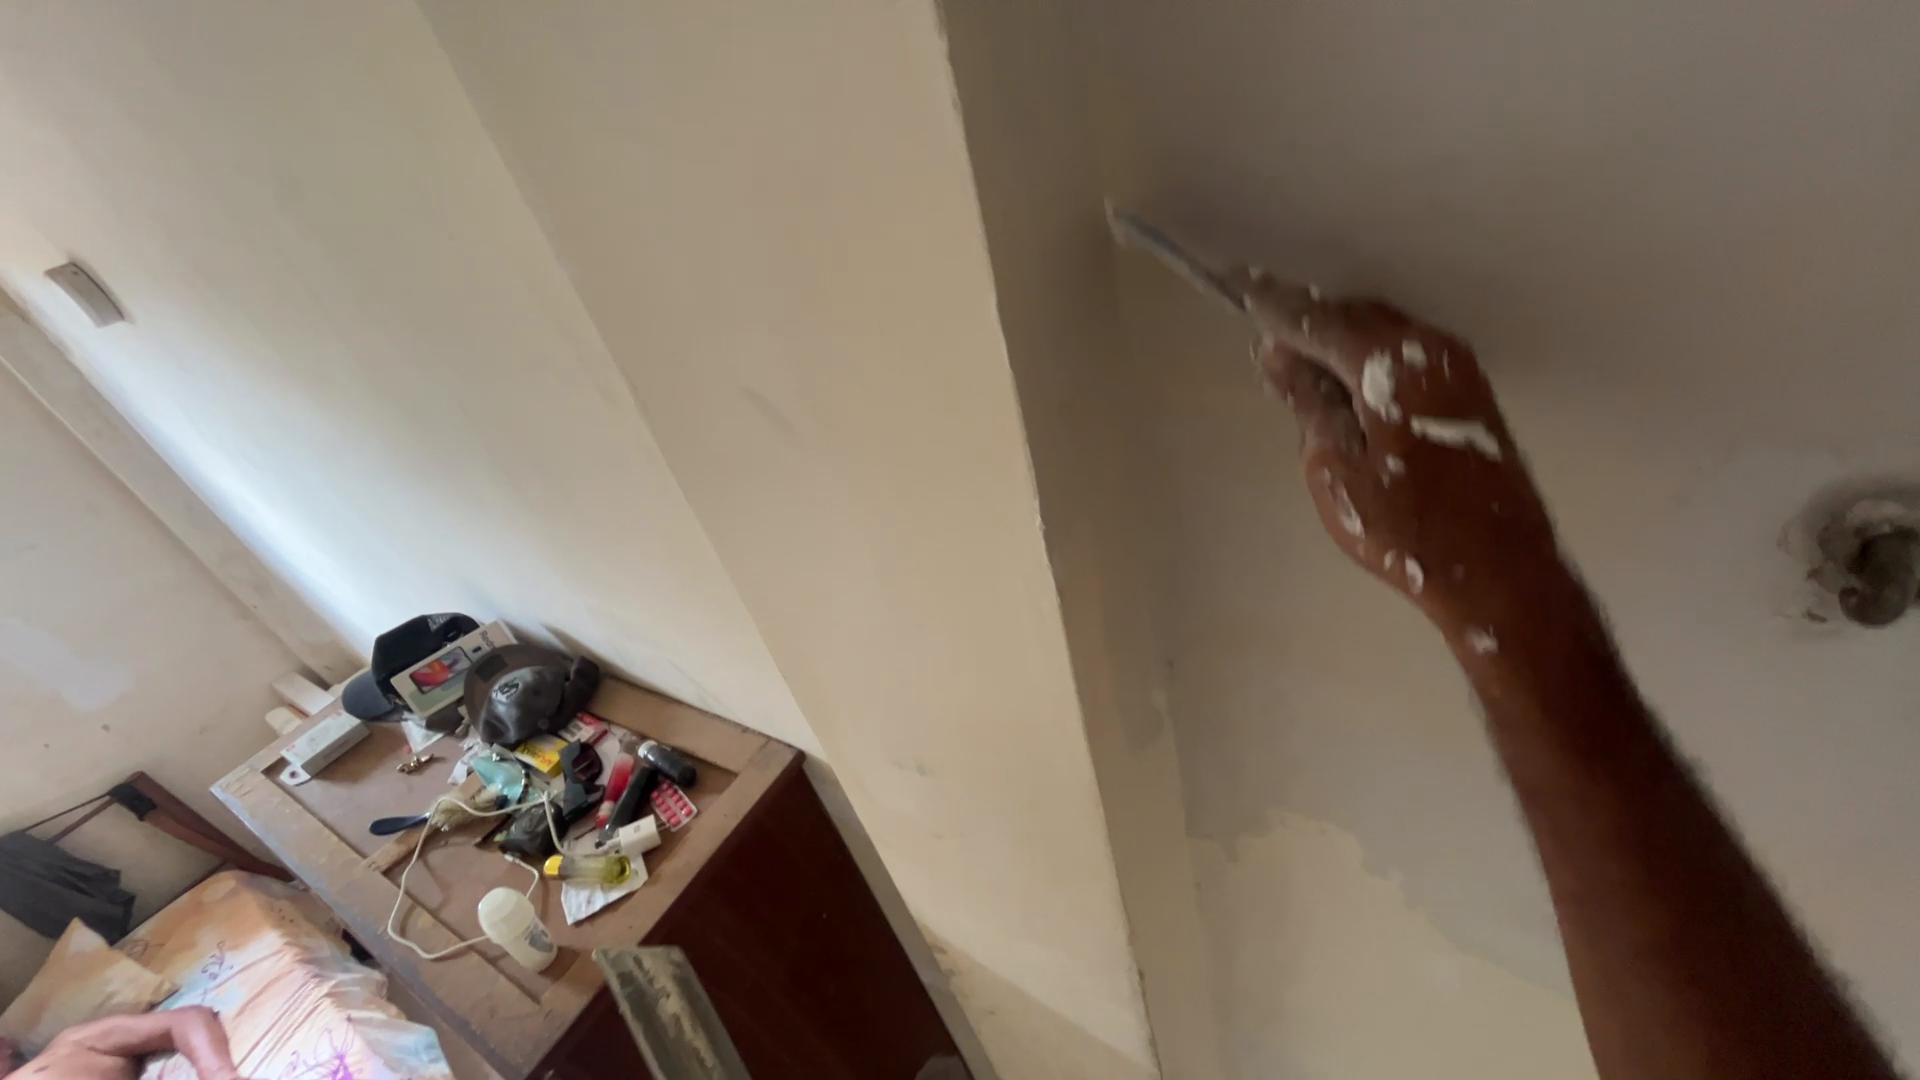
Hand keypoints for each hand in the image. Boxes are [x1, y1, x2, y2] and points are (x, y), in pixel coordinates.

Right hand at [1238, 270, 1564, 641]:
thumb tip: (1278, 353)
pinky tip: (1341, 382)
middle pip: (1354, 317)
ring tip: (1294, 363)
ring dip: (1335, 340)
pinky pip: (1401, 353)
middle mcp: (1430, 350)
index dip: (1274, 306)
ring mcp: (1454, 367)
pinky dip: (1363, 357)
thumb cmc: (1402, 524)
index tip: (1236, 285)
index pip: (1319, 321)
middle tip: (1262, 338)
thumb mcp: (1334, 465)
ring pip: (1380, 332)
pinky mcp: (1464, 390)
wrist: (1494, 568)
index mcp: (1392, 365)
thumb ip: (1308, 401)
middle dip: (1305, 322)